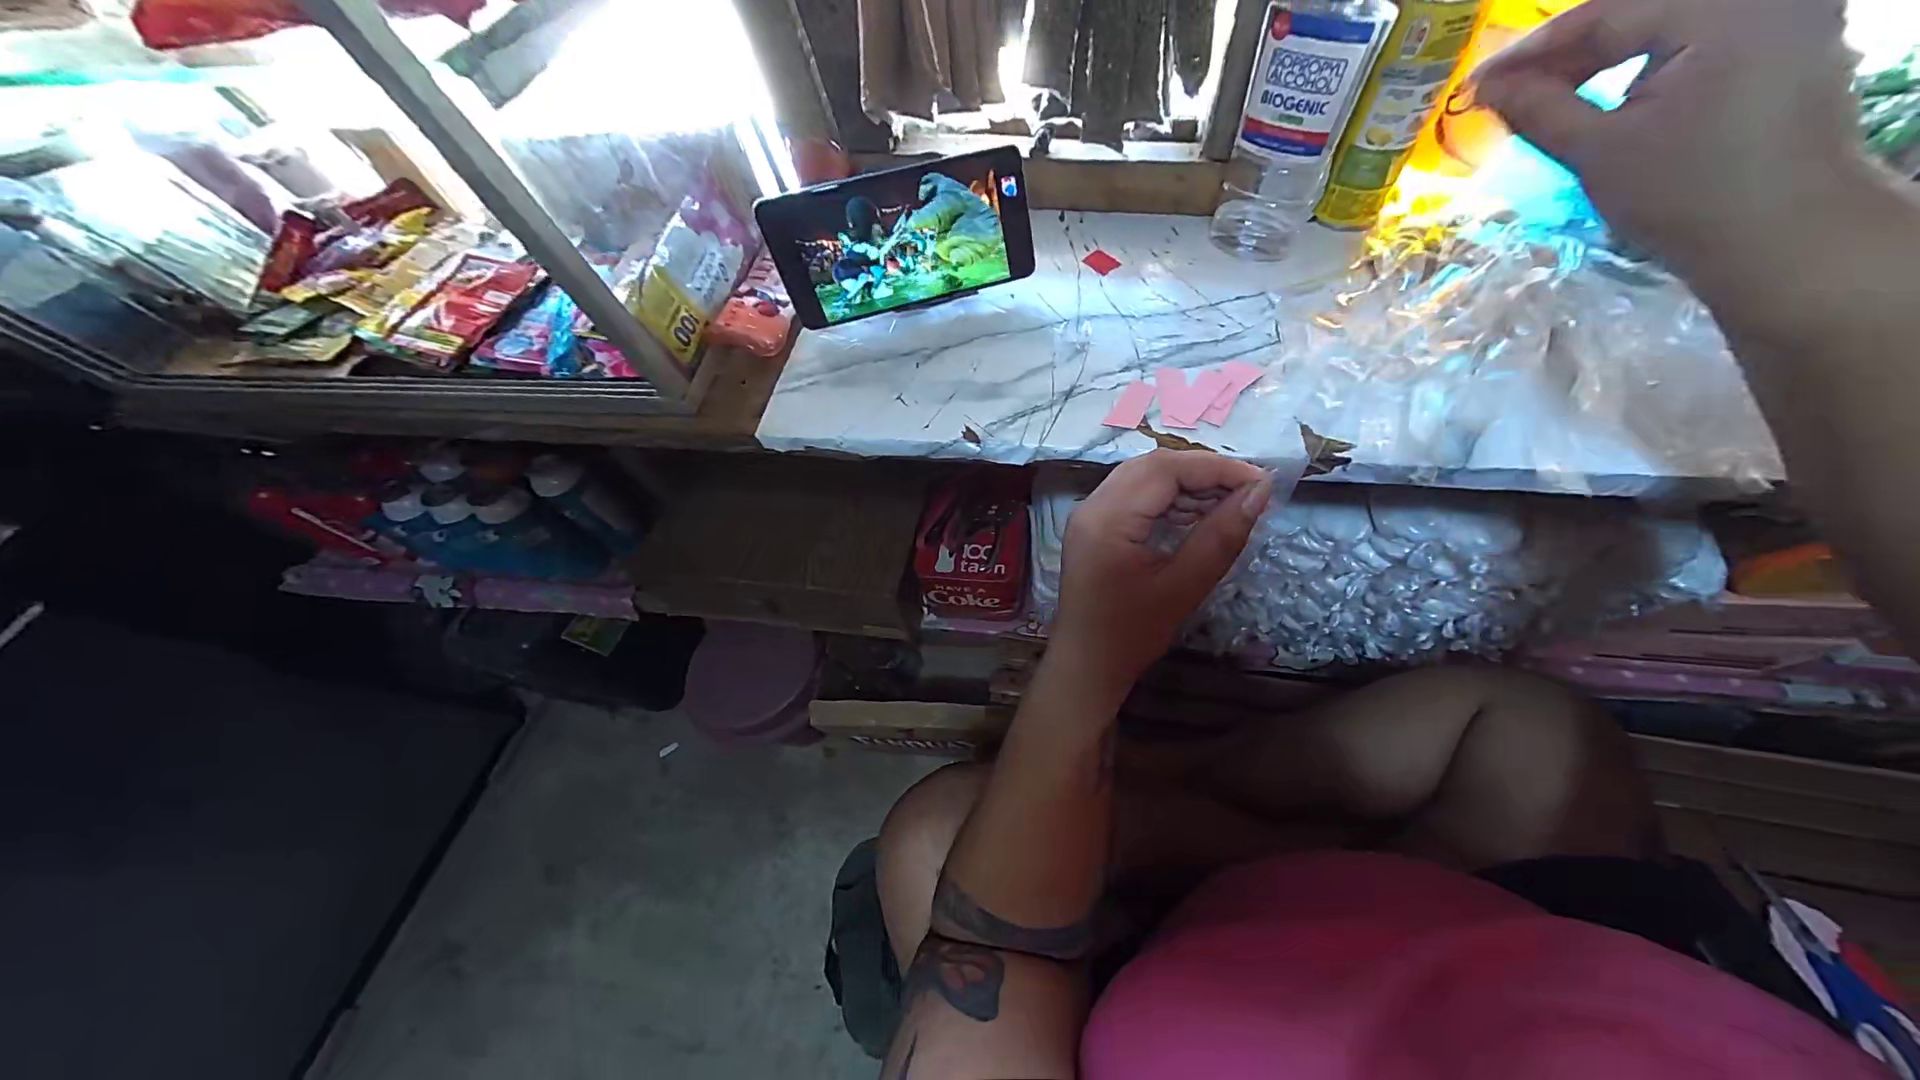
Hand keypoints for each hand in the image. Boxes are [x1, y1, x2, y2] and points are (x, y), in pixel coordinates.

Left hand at [1051, 450, 1272, 689]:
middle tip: (1248, 490)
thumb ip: (1221, 536)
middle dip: (1203, 472)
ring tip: (1230, 503)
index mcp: (1106, 519)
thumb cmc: (1131, 633)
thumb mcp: (1183, 587)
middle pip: (1152, 466)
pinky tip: (1198, 514)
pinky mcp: (1093, 526)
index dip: (1216, 468)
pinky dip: (1168, 498)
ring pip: (1143, 478)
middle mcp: (1091, 507)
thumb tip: (1259, 493)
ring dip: (1187, 484)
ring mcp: (1088, 515)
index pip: (1164, 469)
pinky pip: (1134, 495)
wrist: (1086, 664)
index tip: (1261, 482)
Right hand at [1473, 0, 1868, 276]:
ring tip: (1539, 94)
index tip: (1475, 82)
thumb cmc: (1682, 192)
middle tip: (1501, 90)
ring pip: (1662, 21)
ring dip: (1596, 55)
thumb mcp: (1596, 149)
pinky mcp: (1783, 38)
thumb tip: (1485, 88)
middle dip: (1562, 51)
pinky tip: (1595, 90)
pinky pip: (1692, 35)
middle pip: (1636, 10)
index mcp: (1723, 8)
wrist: (1780, 231)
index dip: (1530, 50)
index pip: (1604, 13)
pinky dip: (1637, 60)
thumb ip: (1539, 109)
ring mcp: (1780, 12)